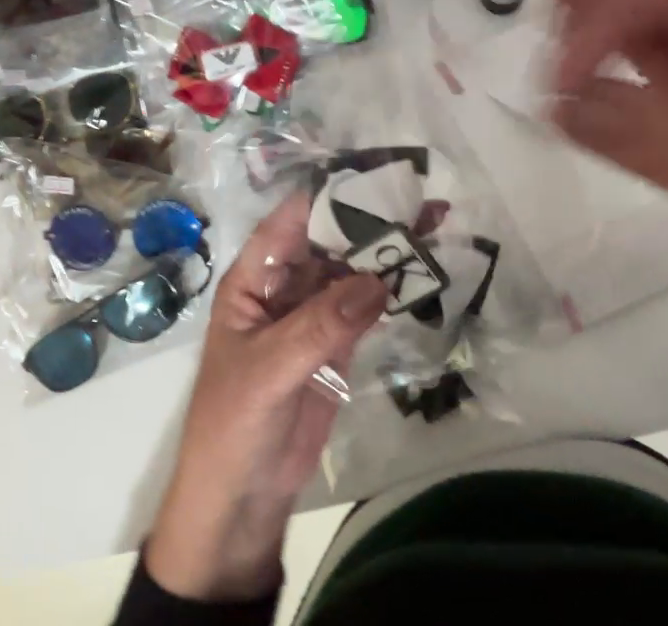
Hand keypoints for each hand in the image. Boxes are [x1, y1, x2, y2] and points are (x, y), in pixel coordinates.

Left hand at [145, 196, 386, 601]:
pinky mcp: (336, 346)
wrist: (240, 496)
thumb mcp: (269, 371)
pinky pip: (366, 307)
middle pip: (329, 242)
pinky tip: (424, 270)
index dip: (328, 195)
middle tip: (420, 195)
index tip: (375, 172)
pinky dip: (393, 289)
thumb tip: (379, 281)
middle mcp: (283, 290)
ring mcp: (312, 317)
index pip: (290, 224)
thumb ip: (320, 326)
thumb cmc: (233, 425)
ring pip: (353, 271)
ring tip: (434, 222)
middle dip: (370, 218)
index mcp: (252, 282)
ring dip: (388, 250)